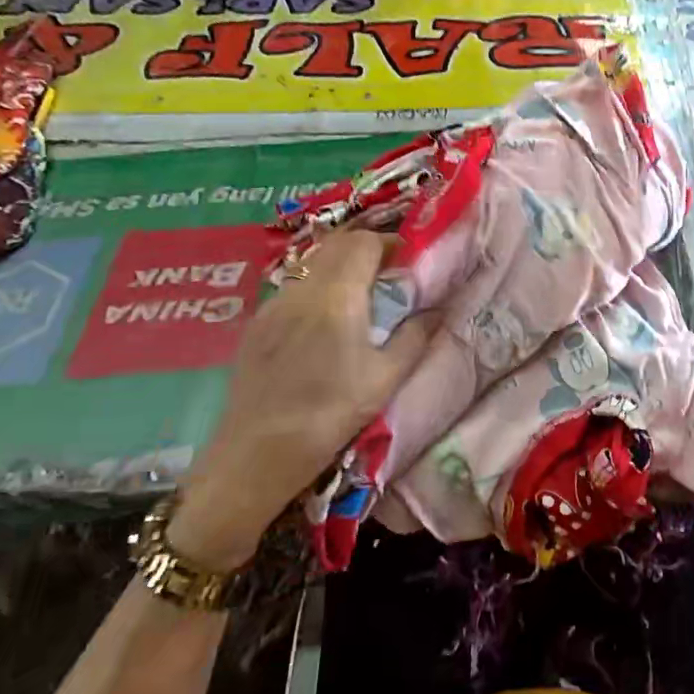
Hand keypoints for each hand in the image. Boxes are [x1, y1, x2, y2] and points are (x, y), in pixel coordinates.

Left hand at [168, 230, 435, 571]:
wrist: (258, 451)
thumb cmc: (330, 415)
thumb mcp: (384, 380)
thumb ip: (414, 337)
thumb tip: (436, 311)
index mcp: (337, 295)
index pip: (363, 242)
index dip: (388, 243)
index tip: (405, 260)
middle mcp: (302, 288)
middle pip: (335, 246)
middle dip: (364, 250)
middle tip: (386, 275)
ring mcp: (274, 303)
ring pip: (311, 266)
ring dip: (338, 269)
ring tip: (355, 300)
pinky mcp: (256, 323)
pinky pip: (292, 290)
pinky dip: (314, 290)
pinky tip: (320, 326)